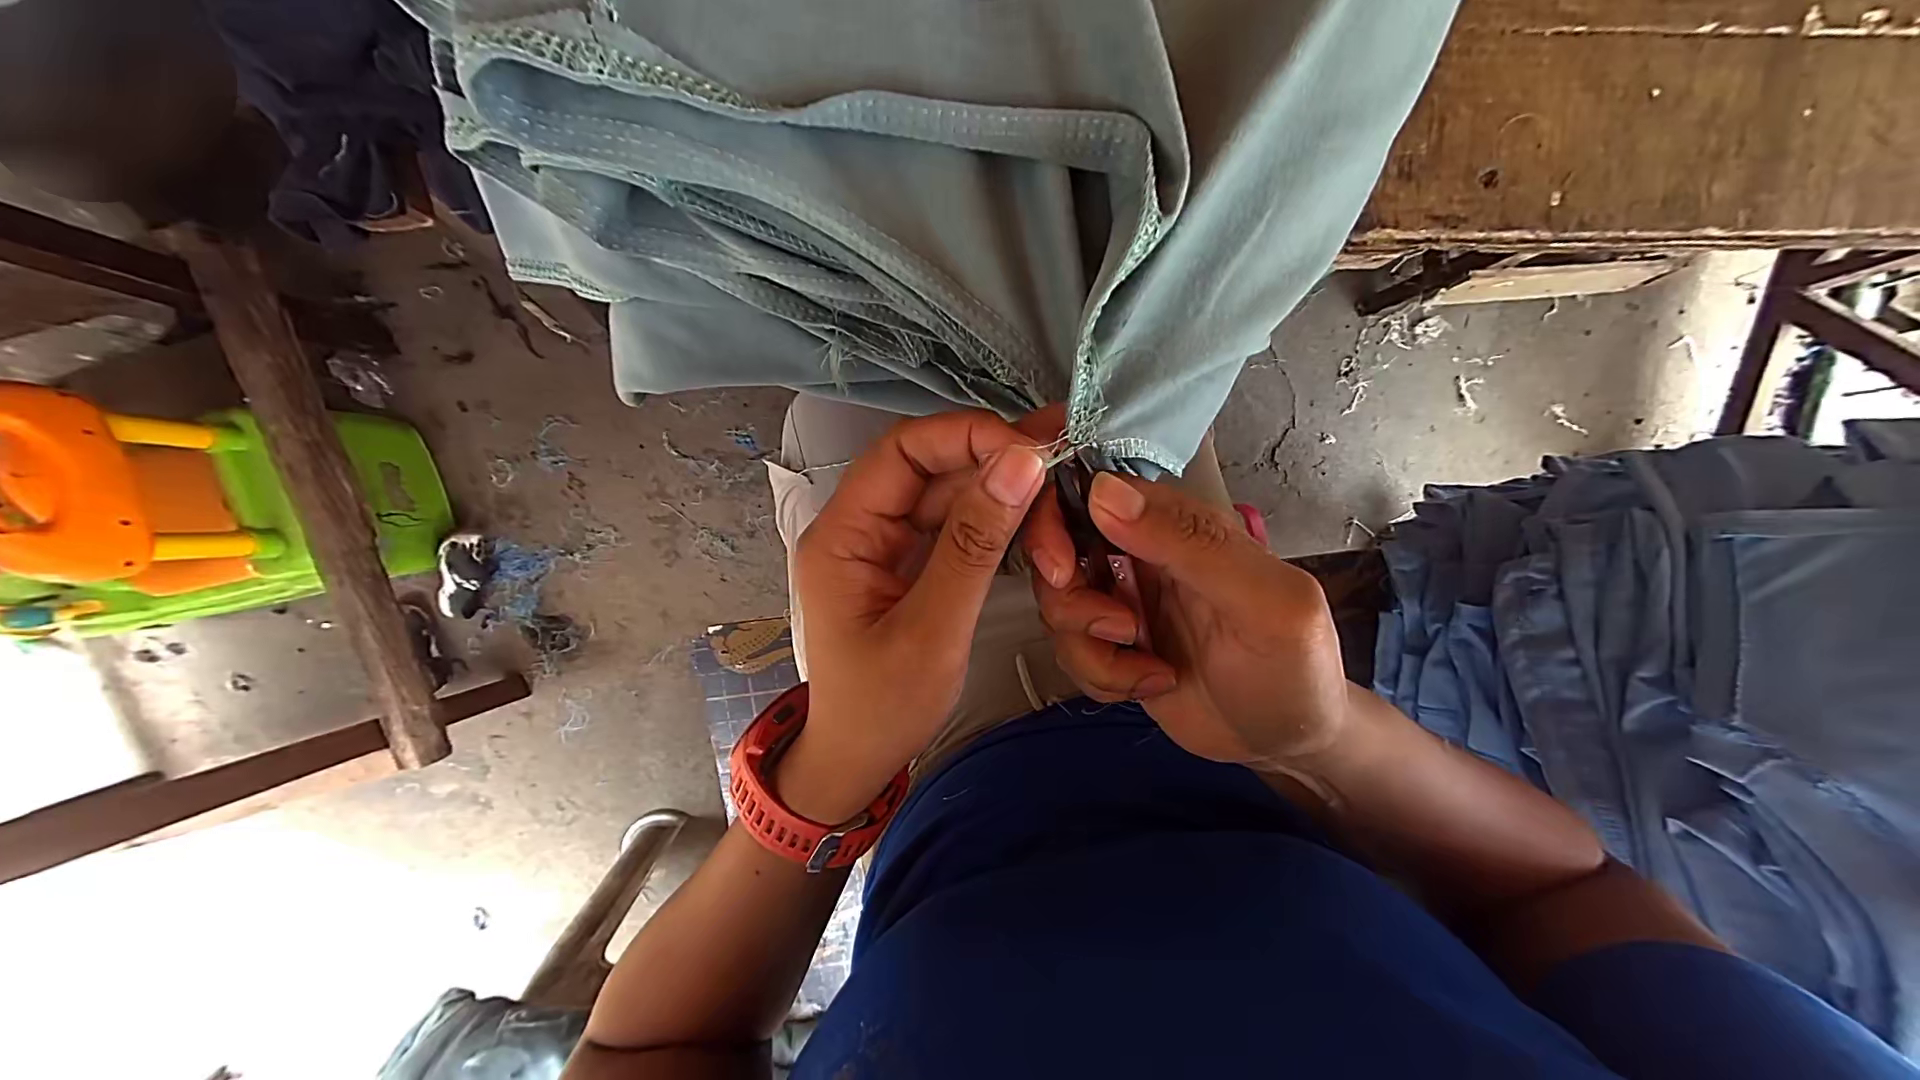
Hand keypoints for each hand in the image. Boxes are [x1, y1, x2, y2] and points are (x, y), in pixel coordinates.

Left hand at [779, 410, 1046, 821]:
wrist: (860, 759)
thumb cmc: (884, 708)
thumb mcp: (934, 630)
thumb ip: (975, 544)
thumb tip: (1020, 464)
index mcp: (843, 534)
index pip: (903, 450)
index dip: (968, 437)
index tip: (1032, 452)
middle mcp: (860, 526)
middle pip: (932, 467)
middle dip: (997, 467)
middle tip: (1065, 470)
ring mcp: (885, 543)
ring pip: (950, 493)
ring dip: (1004, 498)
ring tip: (1062, 506)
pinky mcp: (909, 562)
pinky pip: (955, 524)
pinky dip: (996, 524)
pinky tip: (1036, 526)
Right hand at [1023, 470, 1347, 768]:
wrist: (1286, 743)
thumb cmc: (1292, 669)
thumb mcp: (1260, 603)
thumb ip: (1189, 542)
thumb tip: (1106, 492)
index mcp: (1176, 525)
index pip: (1091, 491)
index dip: (1055, 522)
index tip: (1062, 571)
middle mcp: (1139, 554)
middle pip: (1056, 550)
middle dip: (1070, 600)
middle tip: (1118, 631)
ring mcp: (1120, 601)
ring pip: (1057, 605)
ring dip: (1093, 648)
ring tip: (1152, 668)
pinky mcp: (1109, 644)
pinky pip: (1067, 649)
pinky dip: (1101, 676)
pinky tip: (1151, 682)